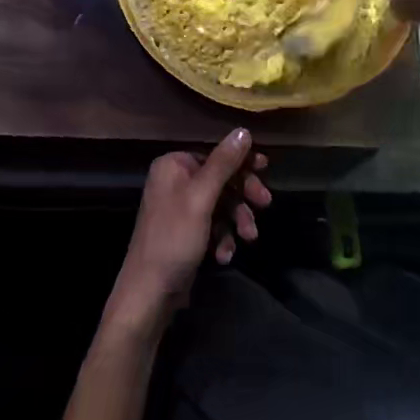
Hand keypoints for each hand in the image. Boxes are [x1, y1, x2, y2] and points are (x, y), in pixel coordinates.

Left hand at [106, 129, 270, 330]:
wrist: (151, 288)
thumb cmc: (174, 237)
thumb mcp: (201, 198)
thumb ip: (223, 165)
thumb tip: (243, 131)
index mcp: (172, 165)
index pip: (213, 154)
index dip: (241, 163)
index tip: (267, 170)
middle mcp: (173, 181)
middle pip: (220, 179)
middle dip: (241, 197)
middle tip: (264, 206)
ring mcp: (179, 208)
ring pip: (221, 205)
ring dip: (236, 222)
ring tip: (247, 239)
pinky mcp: (186, 232)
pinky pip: (213, 226)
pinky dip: (222, 238)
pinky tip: (223, 256)